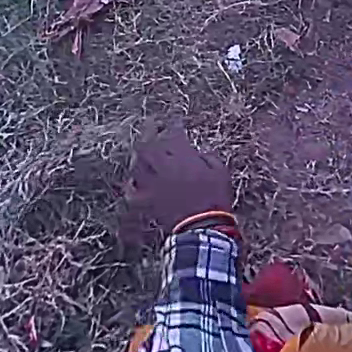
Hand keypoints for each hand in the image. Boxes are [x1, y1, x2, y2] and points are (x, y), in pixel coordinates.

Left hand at [125, 122, 231, 236]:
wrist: (203, 227)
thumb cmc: (215, 197)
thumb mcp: (219, 171)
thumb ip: (207, 157)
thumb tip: (198, 153)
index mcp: (183, 157)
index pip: (173, 135)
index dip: (172, 127)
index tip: (173, 124)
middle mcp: (164, 167)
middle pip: (149, 146)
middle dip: (149, 135)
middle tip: (152, 129)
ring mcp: (153, 184)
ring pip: (138, 165)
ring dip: (140, 157)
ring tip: (142, 153)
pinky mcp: (147, 201)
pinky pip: (133, 191)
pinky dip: (131, 185)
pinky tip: (132, 182)